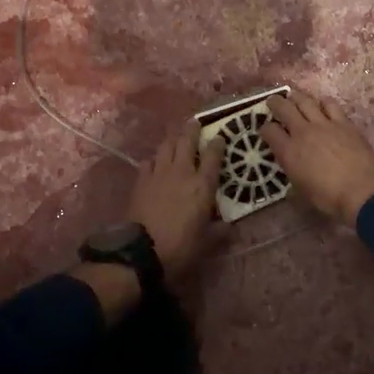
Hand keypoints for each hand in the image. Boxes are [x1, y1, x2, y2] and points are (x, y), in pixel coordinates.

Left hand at [125, 118, 224, 278]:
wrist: (141, 251)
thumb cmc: (180, 246)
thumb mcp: (206, 243)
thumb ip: (220, 232)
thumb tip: (231, 228)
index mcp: (202, 185)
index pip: (214, 156)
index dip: (218, 144)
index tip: (220, 137)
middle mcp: (182, 172)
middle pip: (187, 141)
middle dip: (192, 129)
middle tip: (195, 122)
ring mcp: (159, 174)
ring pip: (167, 146)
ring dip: (173, 138)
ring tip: (176, 135)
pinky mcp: (141, 181)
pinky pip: (149, 162)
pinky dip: (154, 159)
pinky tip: (155, 162)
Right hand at [260, 88, 373, 225]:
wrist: (361, 190)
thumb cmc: (329, 198)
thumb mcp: (301, 190)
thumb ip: (292, 170)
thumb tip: (290, 163)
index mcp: (289, 152)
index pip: (270, 131)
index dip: (265, 128)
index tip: (265, 129)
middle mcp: (302, 132)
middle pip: (284, 108)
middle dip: (275, 102)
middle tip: (273, 101)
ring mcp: (324, 124)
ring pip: (305, 101)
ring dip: (297, 97)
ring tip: (293, 96)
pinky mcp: (343, 122)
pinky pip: (330, 104)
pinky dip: (323, 102)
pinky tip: (322, 104)